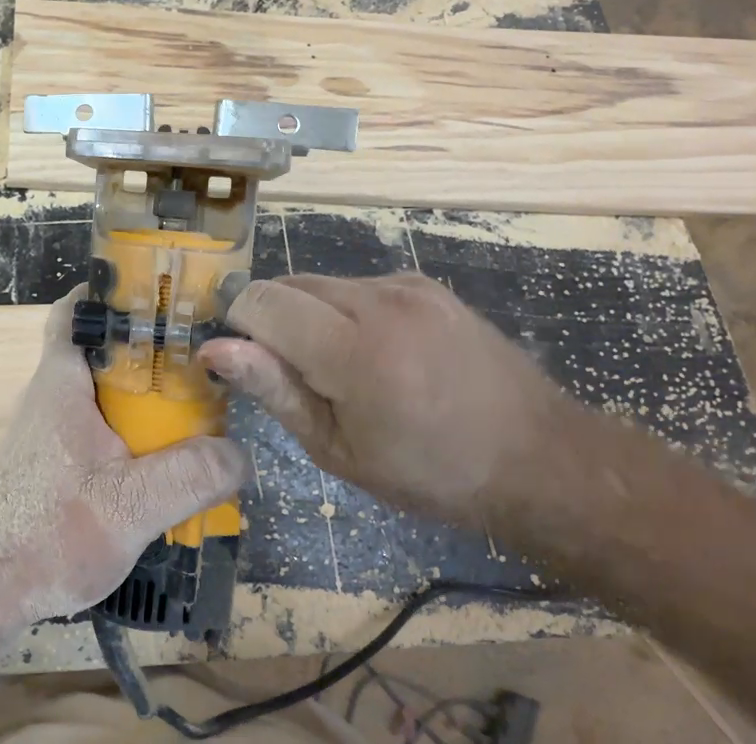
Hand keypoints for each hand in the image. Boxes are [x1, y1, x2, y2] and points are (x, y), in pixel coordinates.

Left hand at [0, 286, 249, 627]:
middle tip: (206, 361)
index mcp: (62, 382)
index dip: (114, 292)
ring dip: (146, 397)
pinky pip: (102, 427)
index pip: (77, 310)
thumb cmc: (48, 533)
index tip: (165, 295)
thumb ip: (190, 475)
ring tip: (200, 411)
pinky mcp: (56, 460)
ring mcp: (52, 429)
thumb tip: (240, 454)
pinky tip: (166, 459)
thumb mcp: (131, 506)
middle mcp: (53, 394)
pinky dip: (134, 432)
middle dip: (152, 351)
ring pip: (105, 392)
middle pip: (104, 351)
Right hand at [200, 273, 569, 522]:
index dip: (238, 328)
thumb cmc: (430, 473)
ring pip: (320, 283)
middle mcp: (378, 299)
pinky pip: (357, 285)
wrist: (540, 457)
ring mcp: (406, 284)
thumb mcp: (338, 449)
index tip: (247, 366)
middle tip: (294, 377)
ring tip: (339, 369)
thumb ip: (275, 390)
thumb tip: (215, 349)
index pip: (258, 300)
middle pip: (286, 284)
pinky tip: (374, 352)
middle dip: (272, 322)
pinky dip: (343, 311)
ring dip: (307, 316)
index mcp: (354, 349)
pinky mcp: (425, 283)